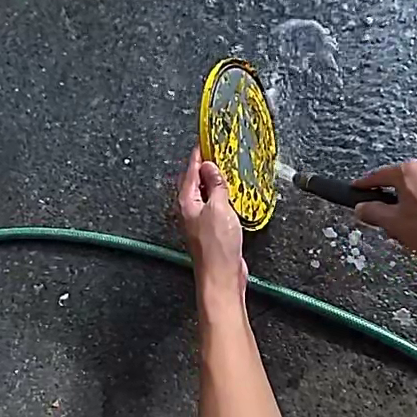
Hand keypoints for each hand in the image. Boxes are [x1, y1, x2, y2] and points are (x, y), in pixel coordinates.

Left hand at [177, 148, 246, 296]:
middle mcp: (190, 210)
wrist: (221, 276)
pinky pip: (214, 207)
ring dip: (214, 182)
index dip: (198, 154)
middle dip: (205, 166)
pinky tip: (230, 196)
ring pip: (205, 194)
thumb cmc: (217, 247)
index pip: (190, 170)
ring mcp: (199, 221)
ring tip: (225, 170)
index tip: (204, 140)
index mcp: (187, 202)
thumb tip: (211, 167)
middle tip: (217, 152)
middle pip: (195, 181)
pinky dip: (221, 197)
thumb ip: (215, 186)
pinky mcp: (211, 230)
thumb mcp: (219, 208)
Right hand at [352, 159, 416, 259]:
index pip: (377, 175)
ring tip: (415, 232)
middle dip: (393, 202)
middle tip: (389, 223)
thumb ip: (374, 214)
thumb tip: (361, 208)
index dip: (364, 185)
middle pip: (401, 183)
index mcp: (408, 172)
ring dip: (414, 208)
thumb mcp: (395, 224)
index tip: (357, 189)